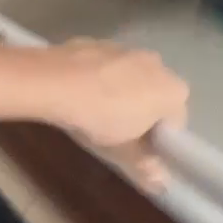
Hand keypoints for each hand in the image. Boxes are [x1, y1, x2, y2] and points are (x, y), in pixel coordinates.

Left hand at [41, 40, 188, 191]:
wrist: (49, 80)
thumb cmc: (96, 117)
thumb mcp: (122, 149)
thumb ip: (145, 165)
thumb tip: (161, 182)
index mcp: (173, 90)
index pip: (173, 120)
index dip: (155, 136)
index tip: (136, 146)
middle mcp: (154, 62)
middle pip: (152, 93)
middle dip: (138, 109)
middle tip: (113, 128)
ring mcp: (121, 47)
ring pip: (126, 75)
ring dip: (115, 89)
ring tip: (90, 108)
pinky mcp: (91, 39)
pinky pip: (99, 63)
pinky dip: (93, 73)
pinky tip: (73, 88)